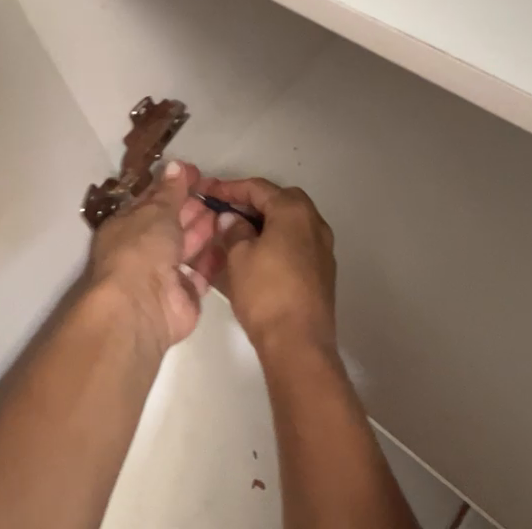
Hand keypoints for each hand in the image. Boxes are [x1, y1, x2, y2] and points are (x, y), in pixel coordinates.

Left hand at [85, 160, 221, 353]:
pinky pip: (202, 271)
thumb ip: (170, 189)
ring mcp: (164, 274)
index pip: (153, 200)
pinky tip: (231, 240)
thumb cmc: (142, 249)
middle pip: (172, 224)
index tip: (197, 173)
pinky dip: (214, 258)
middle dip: (193, 208)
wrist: (142, 307)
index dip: (174, 185)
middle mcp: (143, 249)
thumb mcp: (156, 210)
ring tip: (228, 213)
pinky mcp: (184, 295)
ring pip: (188, 247)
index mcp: (128, 226)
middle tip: (218, 193)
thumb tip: (175, 164)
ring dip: (206, 230)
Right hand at [204, 178, 336, 353]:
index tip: (208, 193)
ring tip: (239, 234)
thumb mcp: (239, 257)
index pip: (258, 188)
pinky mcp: (323, 270)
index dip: (230, 188)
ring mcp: (323, 247)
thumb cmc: (266, 293)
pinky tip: (259, 256)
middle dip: (252, 202)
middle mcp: (314, 222)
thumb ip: (234, 231)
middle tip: (226, 212)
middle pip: (280, 200)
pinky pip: (297, 243)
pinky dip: (278, 241)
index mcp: (294, 211)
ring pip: (290, 223)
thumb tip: (233, 219)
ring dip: (266, 223)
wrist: (299, 343)